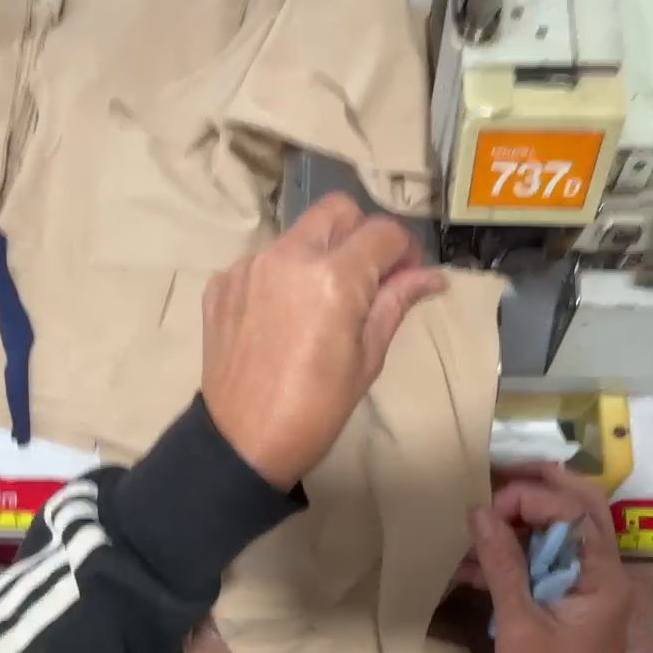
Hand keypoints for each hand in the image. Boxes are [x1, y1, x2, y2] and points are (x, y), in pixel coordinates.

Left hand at [202, 194, 446, 489]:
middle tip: (367, 277)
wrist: (244, 443)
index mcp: (334, 277)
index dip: (404, 250)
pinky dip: (281, 278)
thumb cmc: (317, 408)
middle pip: (336, 210)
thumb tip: (431, 276)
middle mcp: (288, 256)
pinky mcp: (221, 284)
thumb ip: (395, 303)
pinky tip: (281, 319)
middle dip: (360, 233)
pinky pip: (262, 262)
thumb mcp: (368, 359)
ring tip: (319, 305)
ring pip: (297, 235)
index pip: (383, 232)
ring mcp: (249, 267)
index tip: (406, 276)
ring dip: (319, 254)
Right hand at [467, 462, 631, 652]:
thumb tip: (479, 512)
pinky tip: (477, 559)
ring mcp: (589, 581)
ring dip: (524, 517)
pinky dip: (517, 549)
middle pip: (578, 506)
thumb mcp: (518, 623)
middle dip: (538, 486)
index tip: (488, 510)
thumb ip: (501, 563)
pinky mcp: (572, 595)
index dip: (529, 497)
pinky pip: (548, 556)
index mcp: (601, 574)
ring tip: (480, 518)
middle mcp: (603, 568)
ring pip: (562, 527)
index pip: (571, 509)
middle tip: (497, 476)